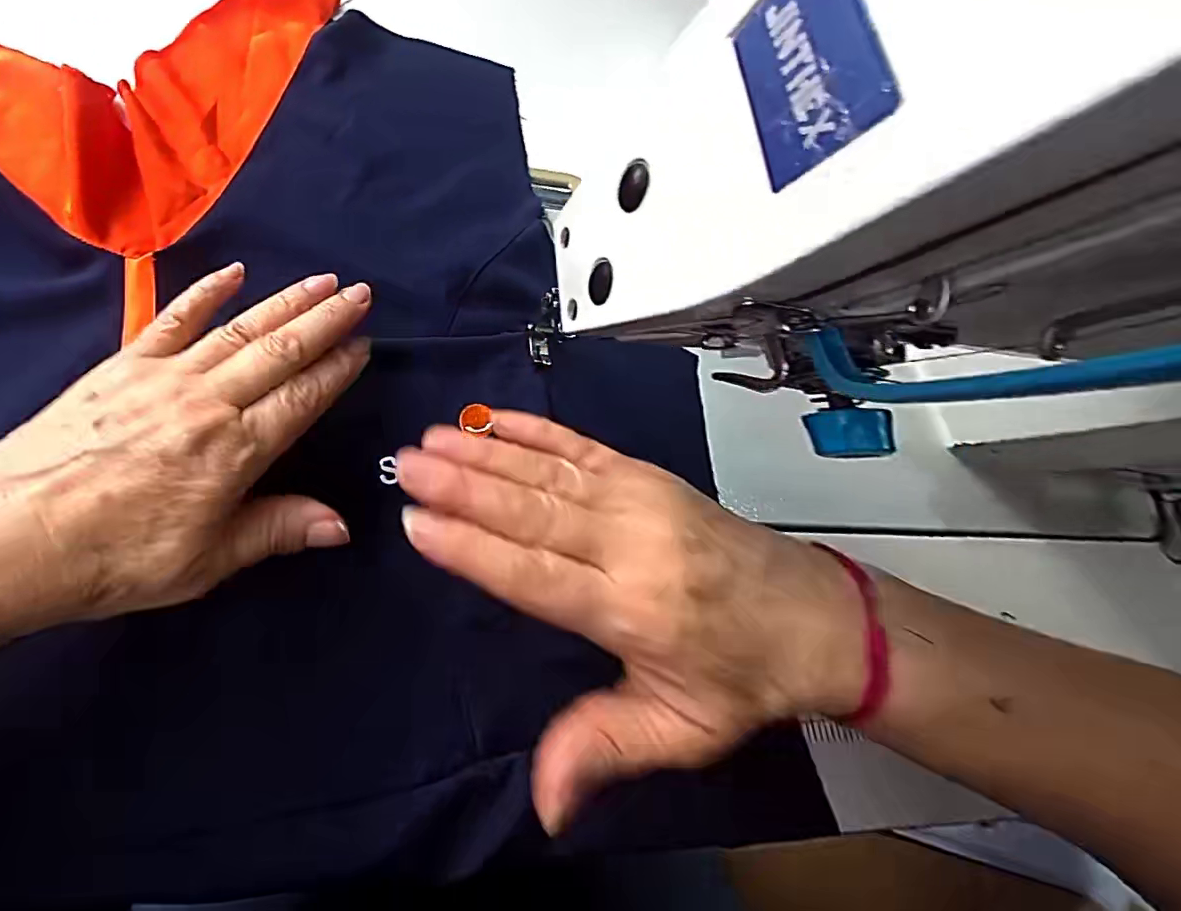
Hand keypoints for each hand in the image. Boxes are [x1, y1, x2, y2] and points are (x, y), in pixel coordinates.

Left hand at [0, 263, 372, 672]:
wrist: (19, 530)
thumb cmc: (115, 559)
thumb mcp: (202, 563)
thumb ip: (272, 531)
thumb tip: (341, 523)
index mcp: (234, 453)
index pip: (301, 400)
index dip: (336, 371)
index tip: (363, 345)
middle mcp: (208, 402)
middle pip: (279, 352)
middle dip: (324, 320)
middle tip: (358, 294)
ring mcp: (164, 376)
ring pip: (237, 329)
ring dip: (282, 302)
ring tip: (319, 280)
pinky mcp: (124, 364)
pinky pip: (173, 319)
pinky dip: (205, 294)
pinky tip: (232, 274)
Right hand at [393, 410, 866, 832]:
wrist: (819, 617)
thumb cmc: (737, 677)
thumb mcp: (678, 731)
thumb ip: (601, 751)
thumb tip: (543, 807)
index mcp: (631, 610)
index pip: (534, 575)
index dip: (472, 550)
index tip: (417, 524)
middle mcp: (629, 546)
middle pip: (531, 512)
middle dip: (461, 487)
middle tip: (406, 466)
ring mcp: (636, 499)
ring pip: (543, 473)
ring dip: (481, 453)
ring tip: (428, 440)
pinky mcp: (642, 472)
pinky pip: (575, 444)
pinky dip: (526, 428)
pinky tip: (485, 418)